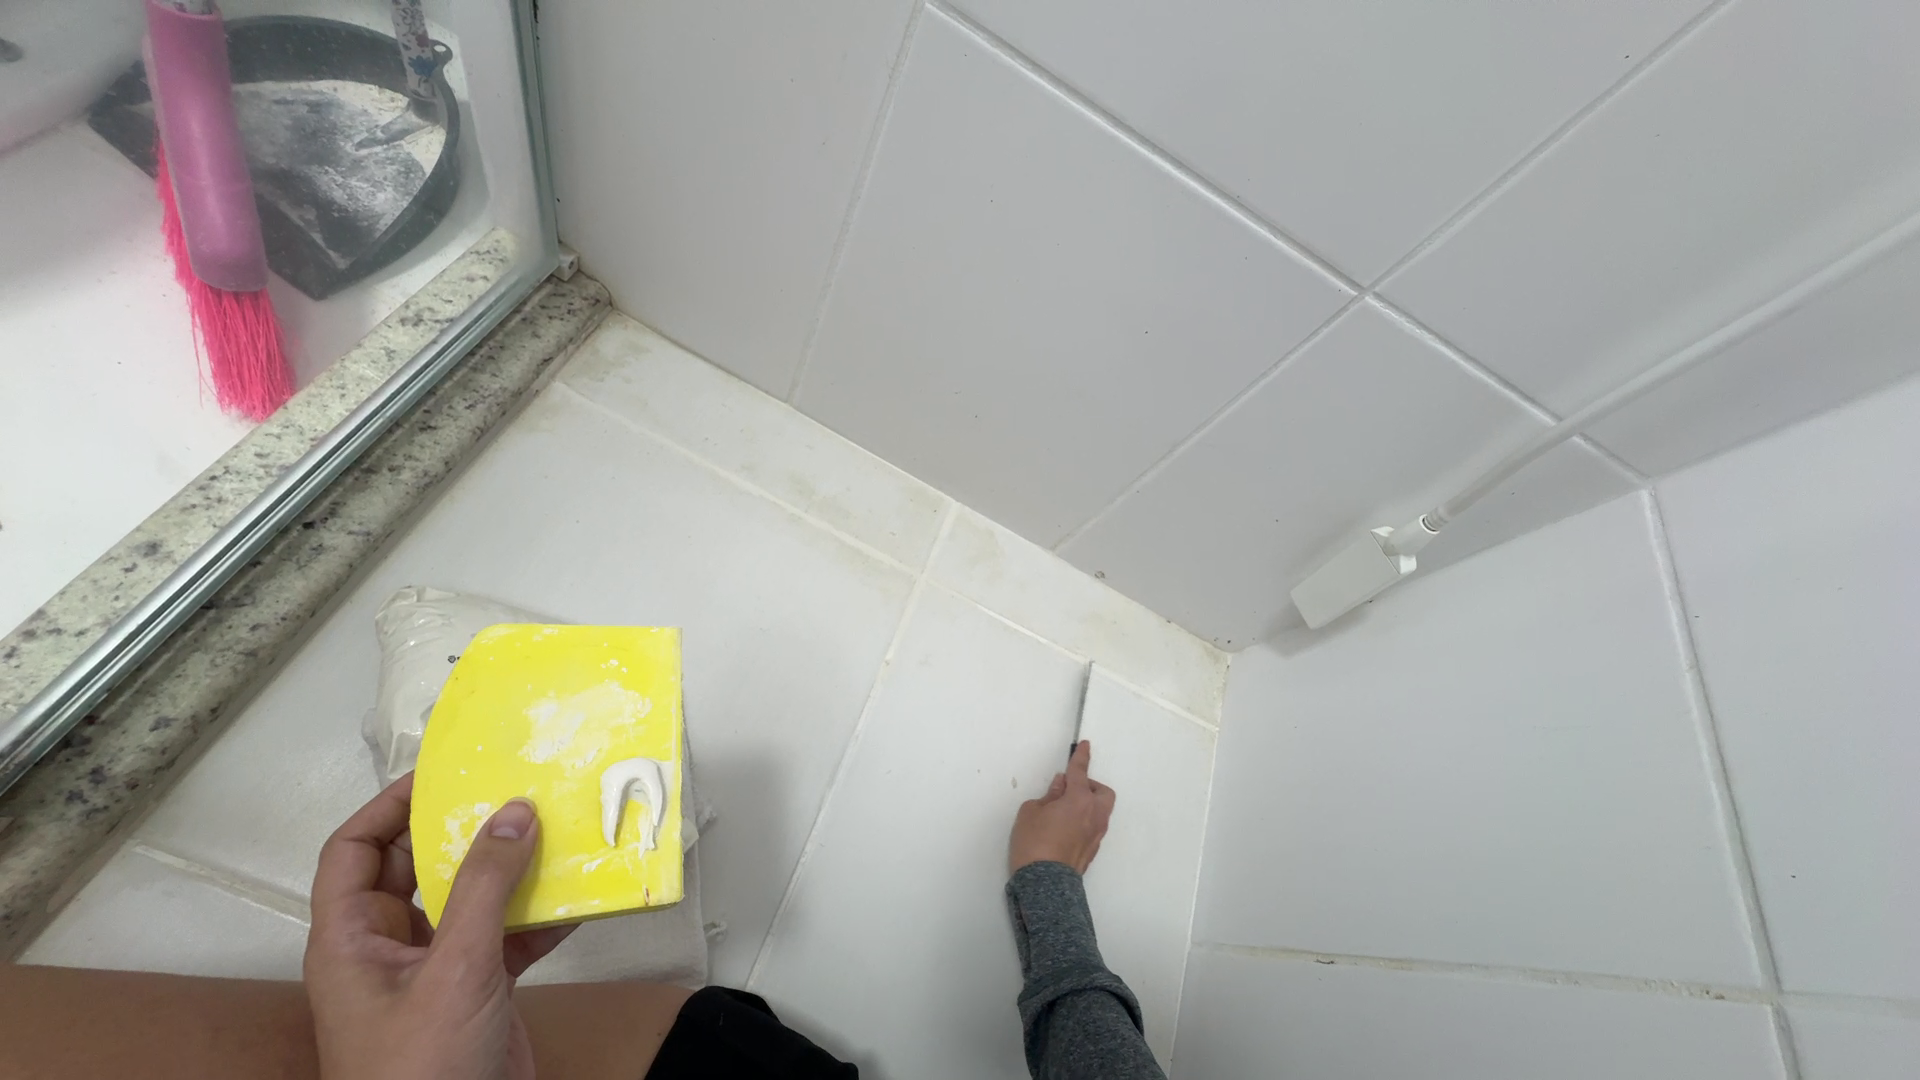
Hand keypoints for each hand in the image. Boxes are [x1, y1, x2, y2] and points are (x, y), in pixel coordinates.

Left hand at [304, 774, 574, 1079]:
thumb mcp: (454, 969)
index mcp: (355, 939)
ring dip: (514, 865)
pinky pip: (512, 930)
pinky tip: (580, 894)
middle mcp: (393, 944)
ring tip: (558, 827)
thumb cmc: (422, 1064)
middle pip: (421, 865)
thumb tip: (513, 810)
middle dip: (466, 827)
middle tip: (516, 787)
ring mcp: (440, 965)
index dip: (389, 807)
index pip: (355, 852)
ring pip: (474, 894)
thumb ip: (484, 888)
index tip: (444, 772)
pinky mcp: (483, 985)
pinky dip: (543, 912)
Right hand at [1009, 740, 1115, 874]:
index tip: (1085, 745)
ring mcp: (1096, 834)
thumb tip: (1061, 786)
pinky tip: (1065, 827)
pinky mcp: (1092, 850)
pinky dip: (1084, 820)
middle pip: (1102, 792)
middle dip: (1089, 786)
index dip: (1081, 756)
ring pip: (1100, 811)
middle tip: (1069, 789)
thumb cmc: (1034, 842)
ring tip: (1064, 810)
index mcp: (1079, 800)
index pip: (1080, 772)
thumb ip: (1048, 795)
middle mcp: (1094, 815)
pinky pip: (1093, 826)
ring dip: (1087, 804)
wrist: (1044, 885)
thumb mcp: (1031, 811)